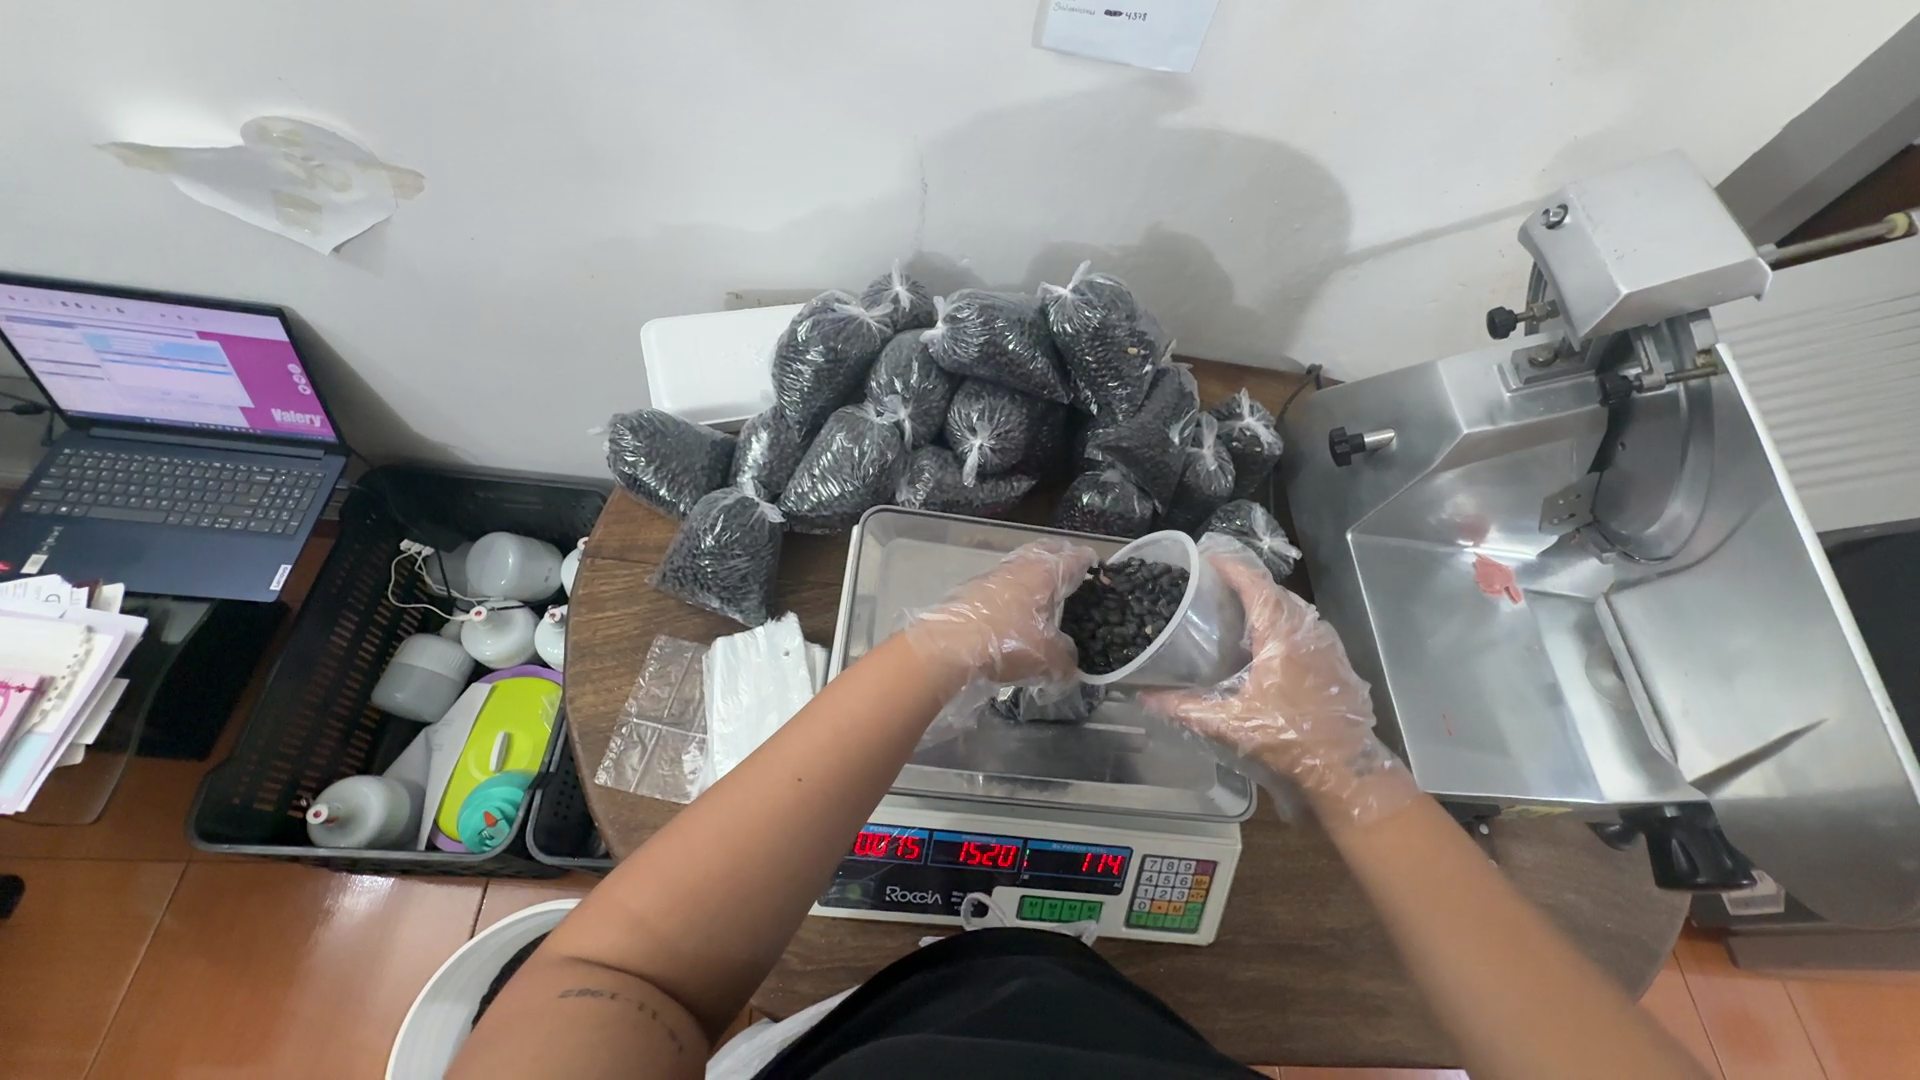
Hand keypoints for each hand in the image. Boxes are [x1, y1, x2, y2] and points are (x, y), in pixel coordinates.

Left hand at [905, 538, 1098, 685]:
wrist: (948, 646)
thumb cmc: (1008, 643)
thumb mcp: (1049, 659)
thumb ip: (1067, 659)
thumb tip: (1069, 663)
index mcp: (1045, 572)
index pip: (1076, 557)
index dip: (1090, 563)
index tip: (1098, 571)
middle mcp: (1020, 566)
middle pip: (1046, 551)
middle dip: (1061, 558)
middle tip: (1072, 574)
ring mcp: (992, 575)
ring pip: (1021, 565)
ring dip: (1034, 574)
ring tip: (1043, 593)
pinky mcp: (971, 590)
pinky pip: (1002, 583)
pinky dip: (1014, 591)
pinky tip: (1014, 610)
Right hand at [1140, 534, 1417, 824]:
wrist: (1347, 772)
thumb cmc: (1287, 740)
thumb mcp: (1229, 725)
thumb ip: (1184, 707)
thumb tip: (1143, 697)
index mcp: (1281, 636)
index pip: (1256, 586)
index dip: (1232, 568)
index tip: (1207, 560)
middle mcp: (1309, 632)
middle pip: (1275, 593)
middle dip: (1245, 584)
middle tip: (1213, 588)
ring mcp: (1328, 646)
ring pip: (1294, 611)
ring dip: (1266, 604)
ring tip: (1235, 611)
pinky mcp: (1337, 663)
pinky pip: (1307, 629)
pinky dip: (1283, 624)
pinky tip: (1265, 644)